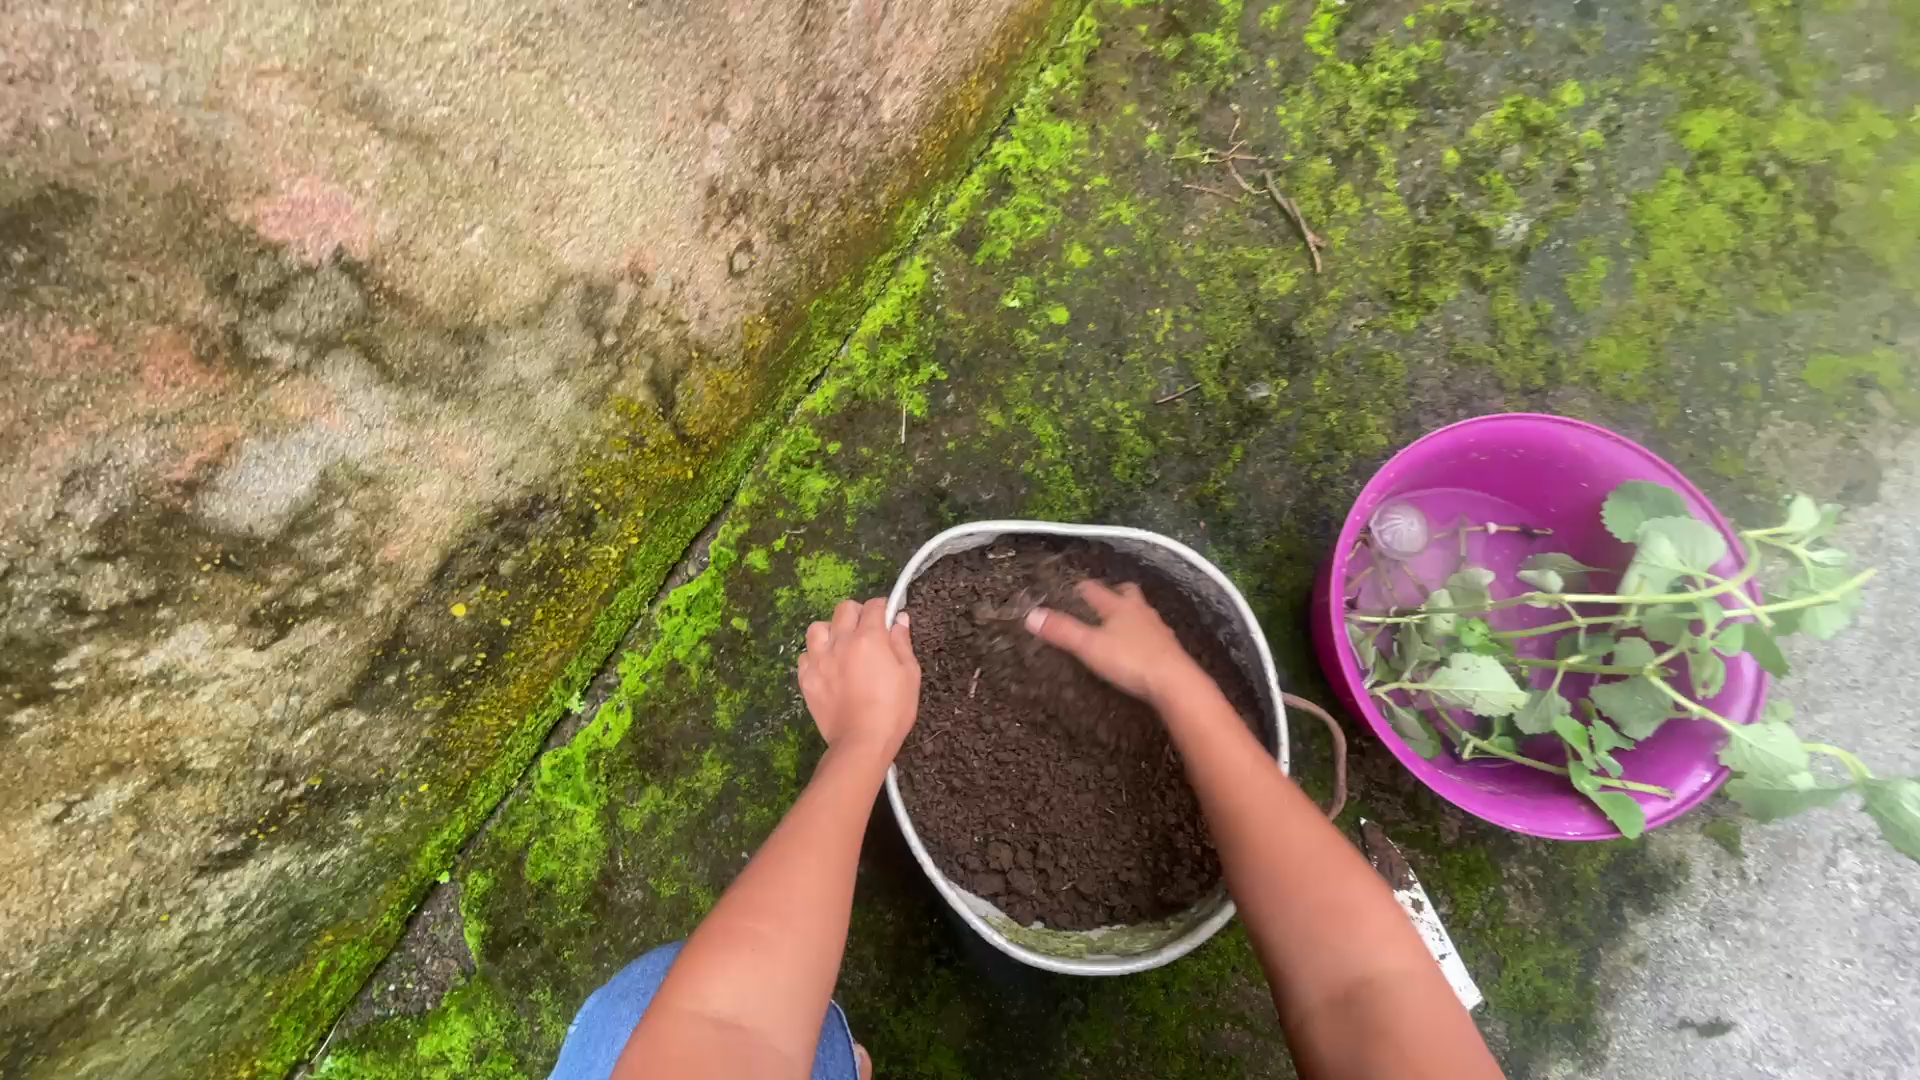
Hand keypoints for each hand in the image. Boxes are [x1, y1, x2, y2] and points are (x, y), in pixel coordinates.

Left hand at [798, 597, 920, 760]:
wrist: (861, 742)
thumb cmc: (893, 709)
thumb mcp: (910, 674)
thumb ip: (902, 642)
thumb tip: (899, 618)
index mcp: (869, 637)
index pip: (874, 606)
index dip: (883, 608)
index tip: (887, 617)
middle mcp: (841, 641)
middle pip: (844, 609)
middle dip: (857, 613)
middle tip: (866, 630)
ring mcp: (819, 659)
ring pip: (817, 628)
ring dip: (830, 631)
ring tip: (840, 646)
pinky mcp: (806, 679)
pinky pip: (805, 656)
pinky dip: (815, 656)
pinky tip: (827, 668)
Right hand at [1024, 580, 1209, 705]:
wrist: (1175, 683)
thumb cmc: (1130, 660)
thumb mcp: (1089, 646)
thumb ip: (1062, 631)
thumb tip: (1031, 615)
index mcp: (1118, 606)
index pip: (1095, 590)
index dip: (1081, 588)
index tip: (1070, 589)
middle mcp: (1140, 612)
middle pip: (1127, 593)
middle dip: (1114, 593)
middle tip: (1101, 600)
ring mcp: (1158, 629)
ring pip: (1142, 612)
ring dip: (1130, 614)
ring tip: (1118, 624)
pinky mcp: (1169, 649)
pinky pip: (1153, 634)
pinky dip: (1142, 635)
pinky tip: (1138, 647)